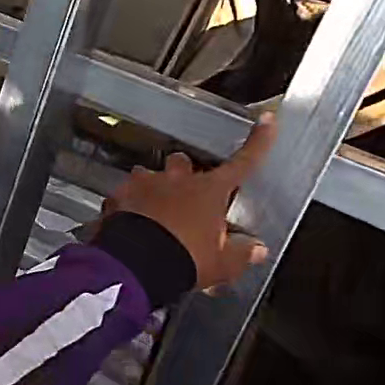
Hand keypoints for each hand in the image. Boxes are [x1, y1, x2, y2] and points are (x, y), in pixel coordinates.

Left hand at [101, 114, 275, 291]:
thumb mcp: (222, 263)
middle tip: (185, 196)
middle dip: (183, 173)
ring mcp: (143, 184)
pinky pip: (124, 194)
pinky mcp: (117, 195)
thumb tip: (257, 249)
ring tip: (152, 212)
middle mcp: (175, 179)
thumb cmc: (186, 260)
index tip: (266, 120)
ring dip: (151, 188)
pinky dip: (127, 205)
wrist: (136, 264)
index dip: (258, 143)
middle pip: (182, 162)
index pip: (242, 164)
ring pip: (148, 174)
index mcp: (209, 191)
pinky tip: (128, 222)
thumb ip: (240, 253)